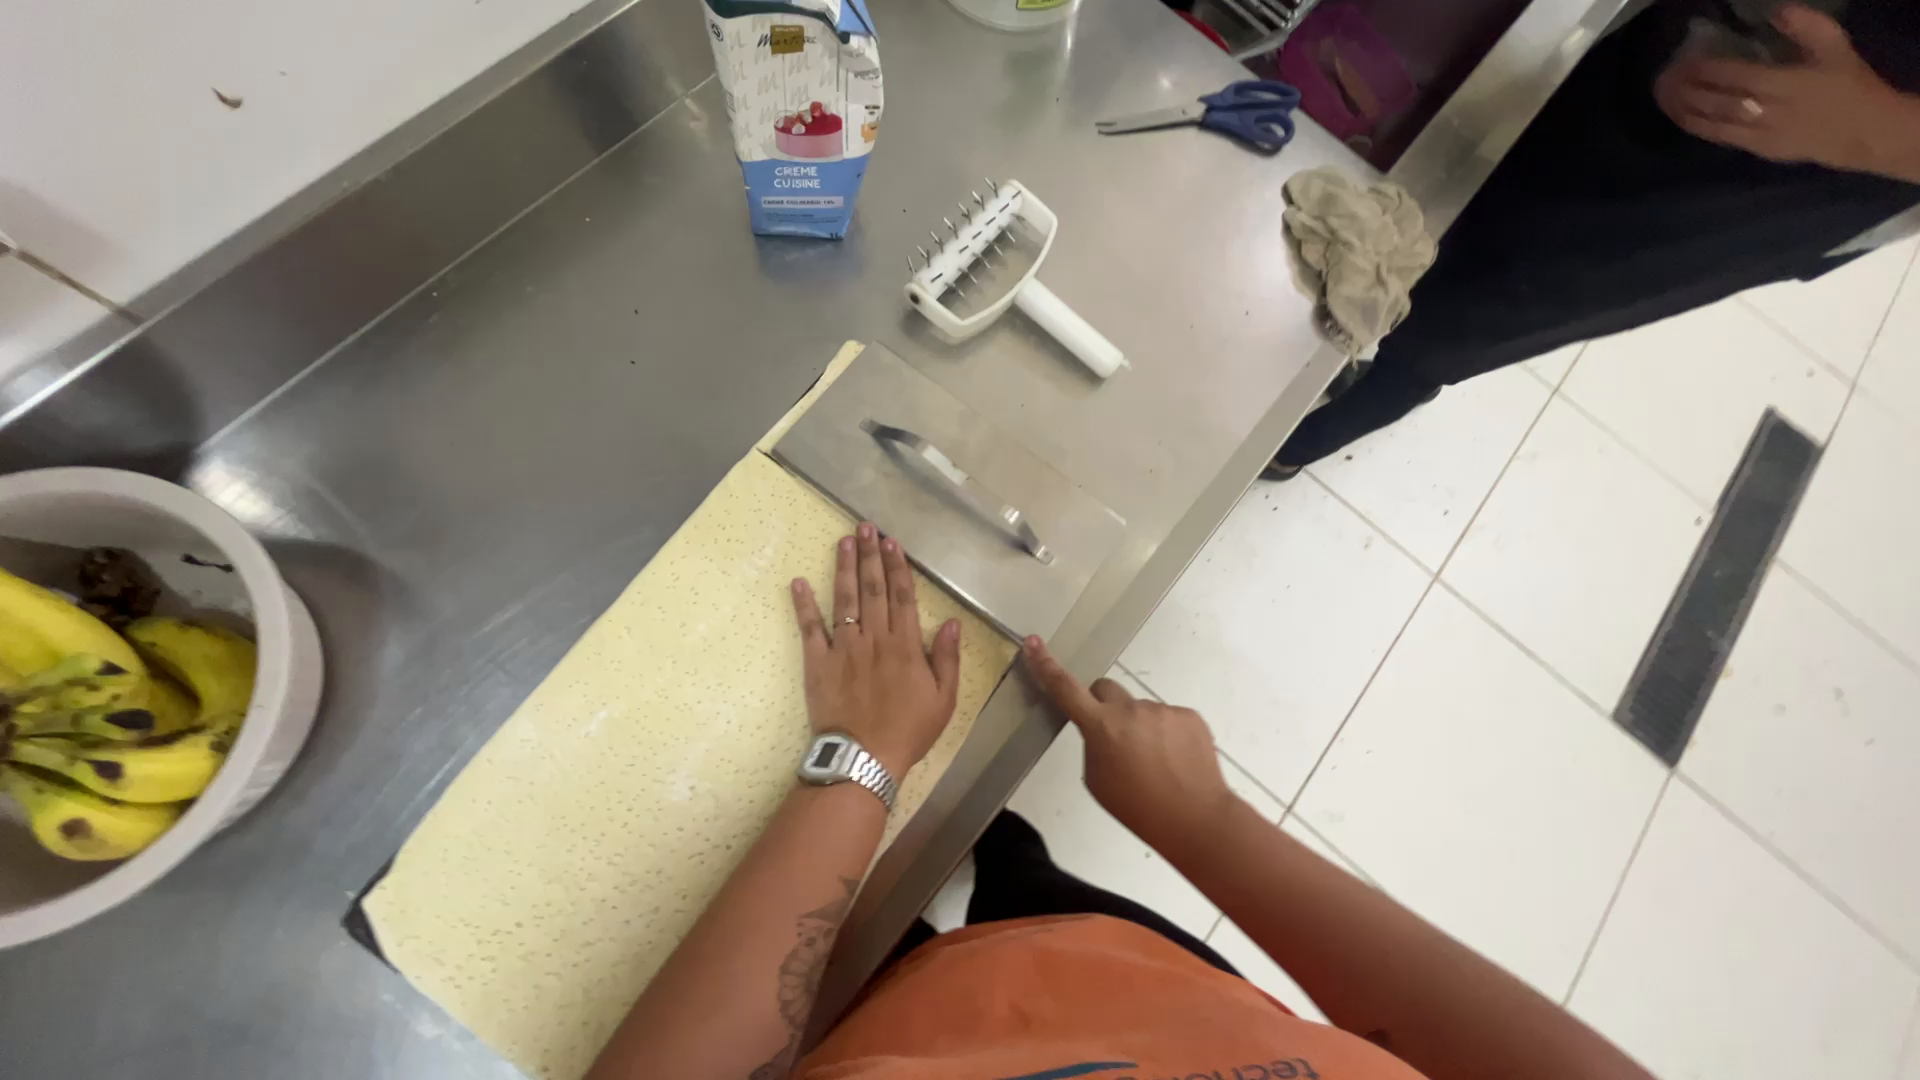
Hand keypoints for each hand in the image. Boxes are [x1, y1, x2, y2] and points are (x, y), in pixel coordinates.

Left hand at [790, 524, 960, 777]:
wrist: (864, 758)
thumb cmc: (909, 730)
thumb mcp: (944, 699)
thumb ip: (947, 658)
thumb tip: (952, 621)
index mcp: (905, 644)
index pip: (902, 596)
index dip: (898, 567)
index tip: (892, 543)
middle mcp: (874, 637)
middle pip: (872, 588)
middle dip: (870, 555)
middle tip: (867, 527)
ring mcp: (844, 647)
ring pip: (844, 598)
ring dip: (843, 567)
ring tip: (844, 540)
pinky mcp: (818, 662)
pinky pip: (810, 628)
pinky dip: (803, 604)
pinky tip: (799, 582)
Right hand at [1022, 636, 1238, 851]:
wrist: (1196, 819)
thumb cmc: (1137, 807)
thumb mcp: (1097, 780)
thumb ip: (1093, 745)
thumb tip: (1104, 731)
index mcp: (1101, 726)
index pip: (1066, 689)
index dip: (1046, 665)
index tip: (1033, 642)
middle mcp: (1130, 709)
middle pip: (1105, 690)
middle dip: (1104, 706)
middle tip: (1114, 739)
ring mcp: (1163, 709)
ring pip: (1140, 709)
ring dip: (1141, 728)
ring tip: (1156, 763)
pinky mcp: (1189, 715)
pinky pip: (1169, 718)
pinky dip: (1168, 735)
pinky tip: (1177, 761)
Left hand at [1653, 6, 1918, 177]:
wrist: (1861, 131)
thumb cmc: (1847, 85)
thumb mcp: (1835, 49)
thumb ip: (1808, 28)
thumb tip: (1778, 10)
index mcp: (1789, 83)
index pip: (1739, 76)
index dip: (1710, 70)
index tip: (1688, 61)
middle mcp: (1767, 110)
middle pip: (1717, 100)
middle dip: (1687, 89)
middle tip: (1665, 78)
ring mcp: (1756, 132)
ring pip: (1709, 121)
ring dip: (1682, 108)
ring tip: (1663, 94)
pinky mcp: (1750, 149)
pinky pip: (1714, 136)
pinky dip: (1692, 125)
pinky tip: (1677, 114)